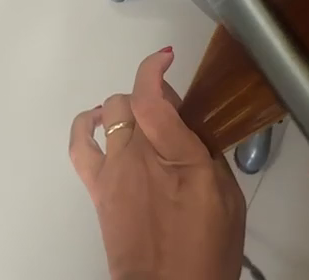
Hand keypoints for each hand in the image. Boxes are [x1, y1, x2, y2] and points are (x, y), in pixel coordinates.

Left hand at [69, 48, 246, 279]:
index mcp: (178, 156)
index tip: (167, 58)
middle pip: (133, 99)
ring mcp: (115, 170)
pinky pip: (80, 144)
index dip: (154, 68)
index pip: (151, 97)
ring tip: (141, 119)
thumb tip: (193, 132)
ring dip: (127, 107)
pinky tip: (100, 121)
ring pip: (111, 111)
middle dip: (154, 96)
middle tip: (172, 116)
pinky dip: (86, 124)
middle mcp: (140, 155)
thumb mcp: (228, 199)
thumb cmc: (206, 251)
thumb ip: (209, 156)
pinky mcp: (98, 188)